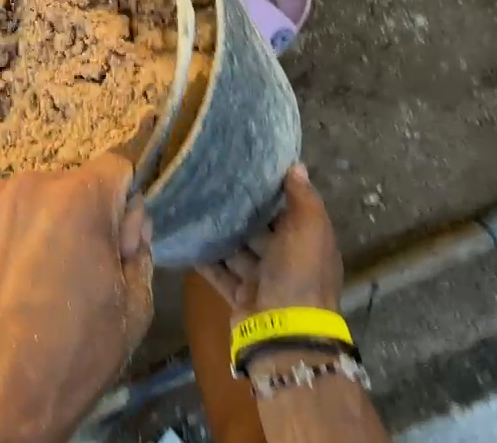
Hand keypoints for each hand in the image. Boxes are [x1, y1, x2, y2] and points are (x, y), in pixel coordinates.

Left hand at [0, 153, 154, 439]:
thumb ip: (140, 245)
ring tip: (44, 271)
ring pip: (43, 194)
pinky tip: (16, 266)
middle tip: (82, 264)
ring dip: (51, 218)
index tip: (118, 239)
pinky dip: (19, 224)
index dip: (124, 202)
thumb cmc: (75, 349)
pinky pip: (11, 205)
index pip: (117, 166)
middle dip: (87, 212)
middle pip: (77, 181)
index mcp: (83, 197)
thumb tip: (130, 218)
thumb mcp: (135, 304)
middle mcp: (37, 181)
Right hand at [198, 164, 342, 317]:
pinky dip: (205, 259)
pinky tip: (187, 238)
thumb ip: (303, 198)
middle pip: (260, 231)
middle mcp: (286, 262)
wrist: (283, 331)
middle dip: (240, 213)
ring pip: (237, 251)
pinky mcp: (240, 296)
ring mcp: (261, 281)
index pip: (289, 213)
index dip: (272, 193)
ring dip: (220, 234)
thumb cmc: (299, 274)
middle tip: (211, 184)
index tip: (245, 168)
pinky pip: (219, 273)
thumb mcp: (310, 229)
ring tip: (194, 206)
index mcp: (307, 245)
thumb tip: (296, 165)